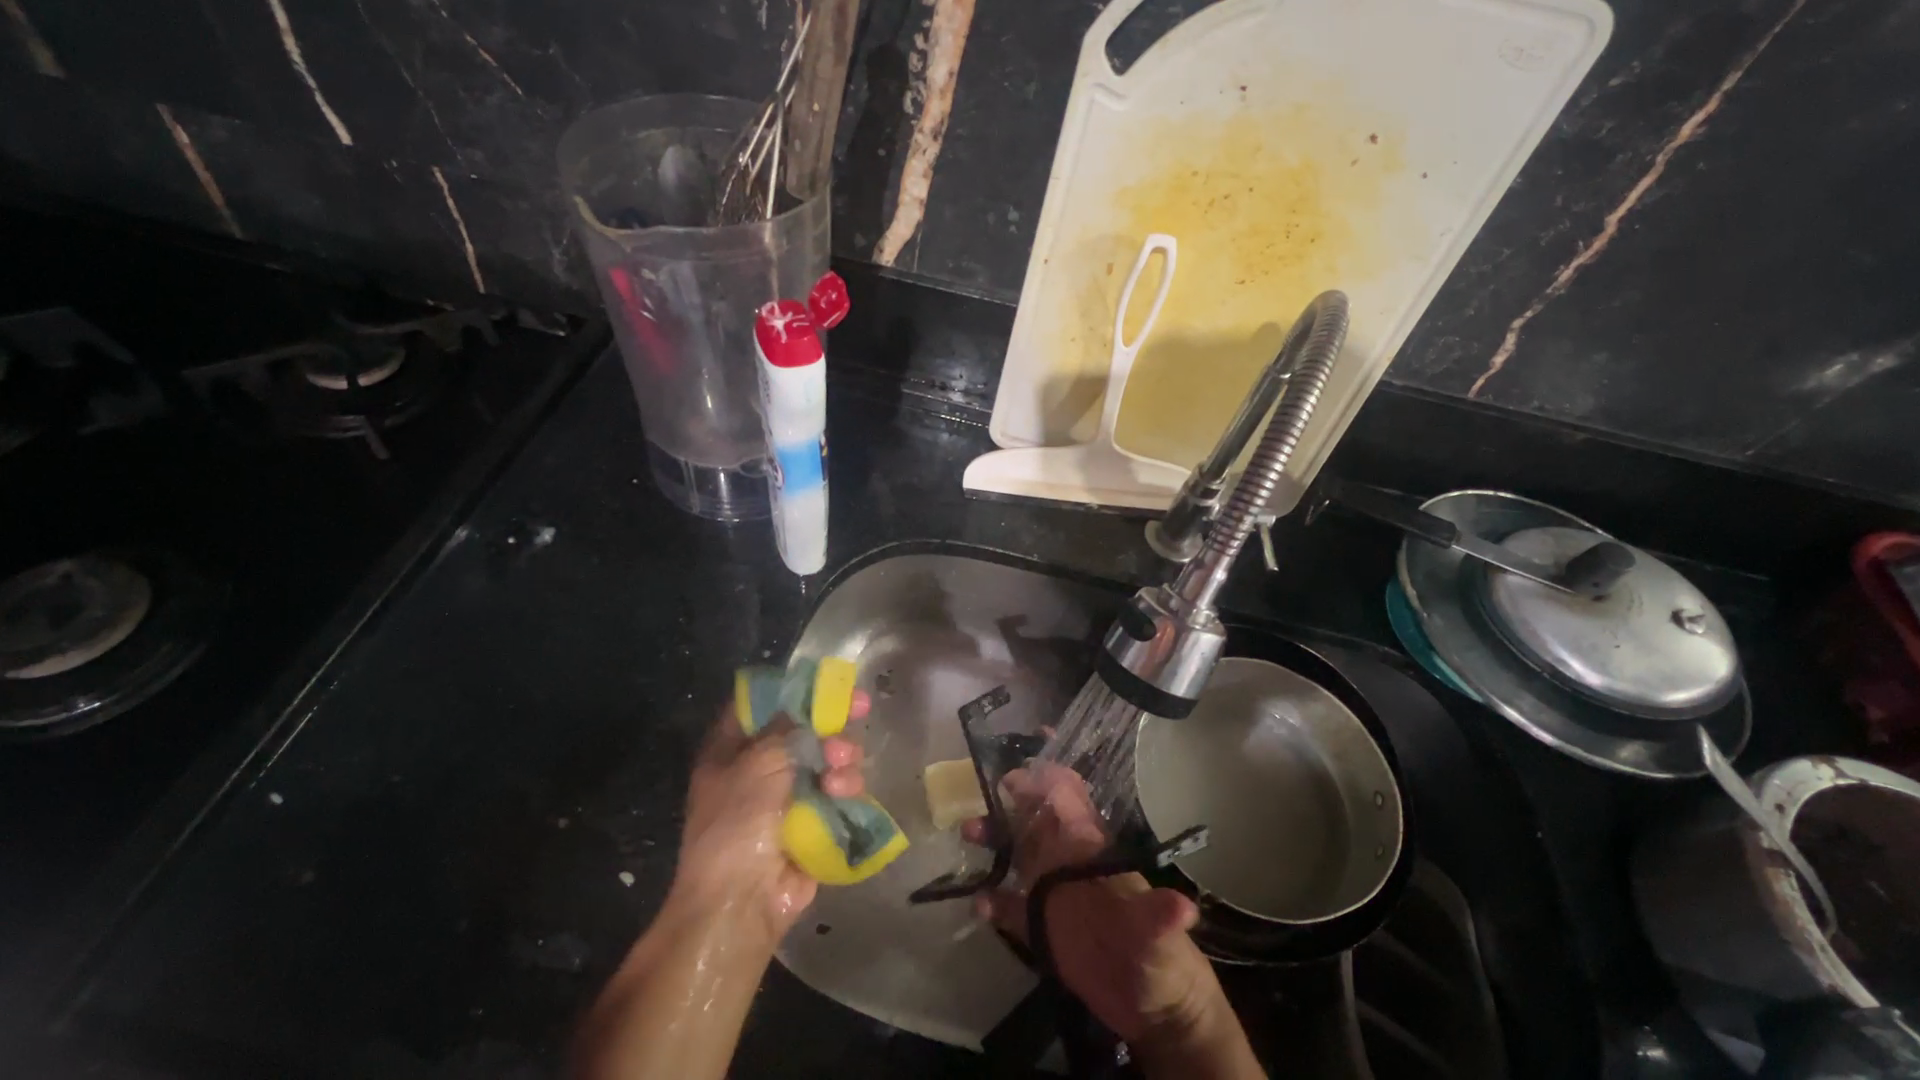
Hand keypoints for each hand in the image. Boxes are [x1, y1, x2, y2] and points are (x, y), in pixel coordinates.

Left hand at [672, 693, 868, 941]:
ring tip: (843, 766)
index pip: (760, 704)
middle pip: (801, 731)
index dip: (791, 689)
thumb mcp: (759, 764)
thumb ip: (789, 728)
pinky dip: (845, 788)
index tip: (825, 680)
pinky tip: (846, 791)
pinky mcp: (811, 824)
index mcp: (731, 750)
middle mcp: (758, 769)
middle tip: (859, 708)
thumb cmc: (737, 824)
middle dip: (829, 722)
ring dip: (839, 757)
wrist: (740, 901)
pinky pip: (835, 794)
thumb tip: (813, 706)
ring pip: (824, 761)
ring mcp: (786, 798)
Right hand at [961, 761, 1229, 1049]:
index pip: (1067, 800)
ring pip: (1018, 854)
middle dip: (1007, 803)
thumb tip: (1183, 908)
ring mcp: (1055, 897)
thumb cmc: (1163, 964)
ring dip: (994, 839)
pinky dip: (992, 901)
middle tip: (977, 804)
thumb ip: (1158, 920)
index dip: (1042, 779)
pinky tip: (978, 903)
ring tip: (969, 835)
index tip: (1010, 775)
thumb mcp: (1159, 941)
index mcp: (1093, 854)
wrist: (1159, 1013)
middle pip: (1034, 819)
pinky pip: (1010, 907)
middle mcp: (1070, 865)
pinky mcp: (1043, 930)